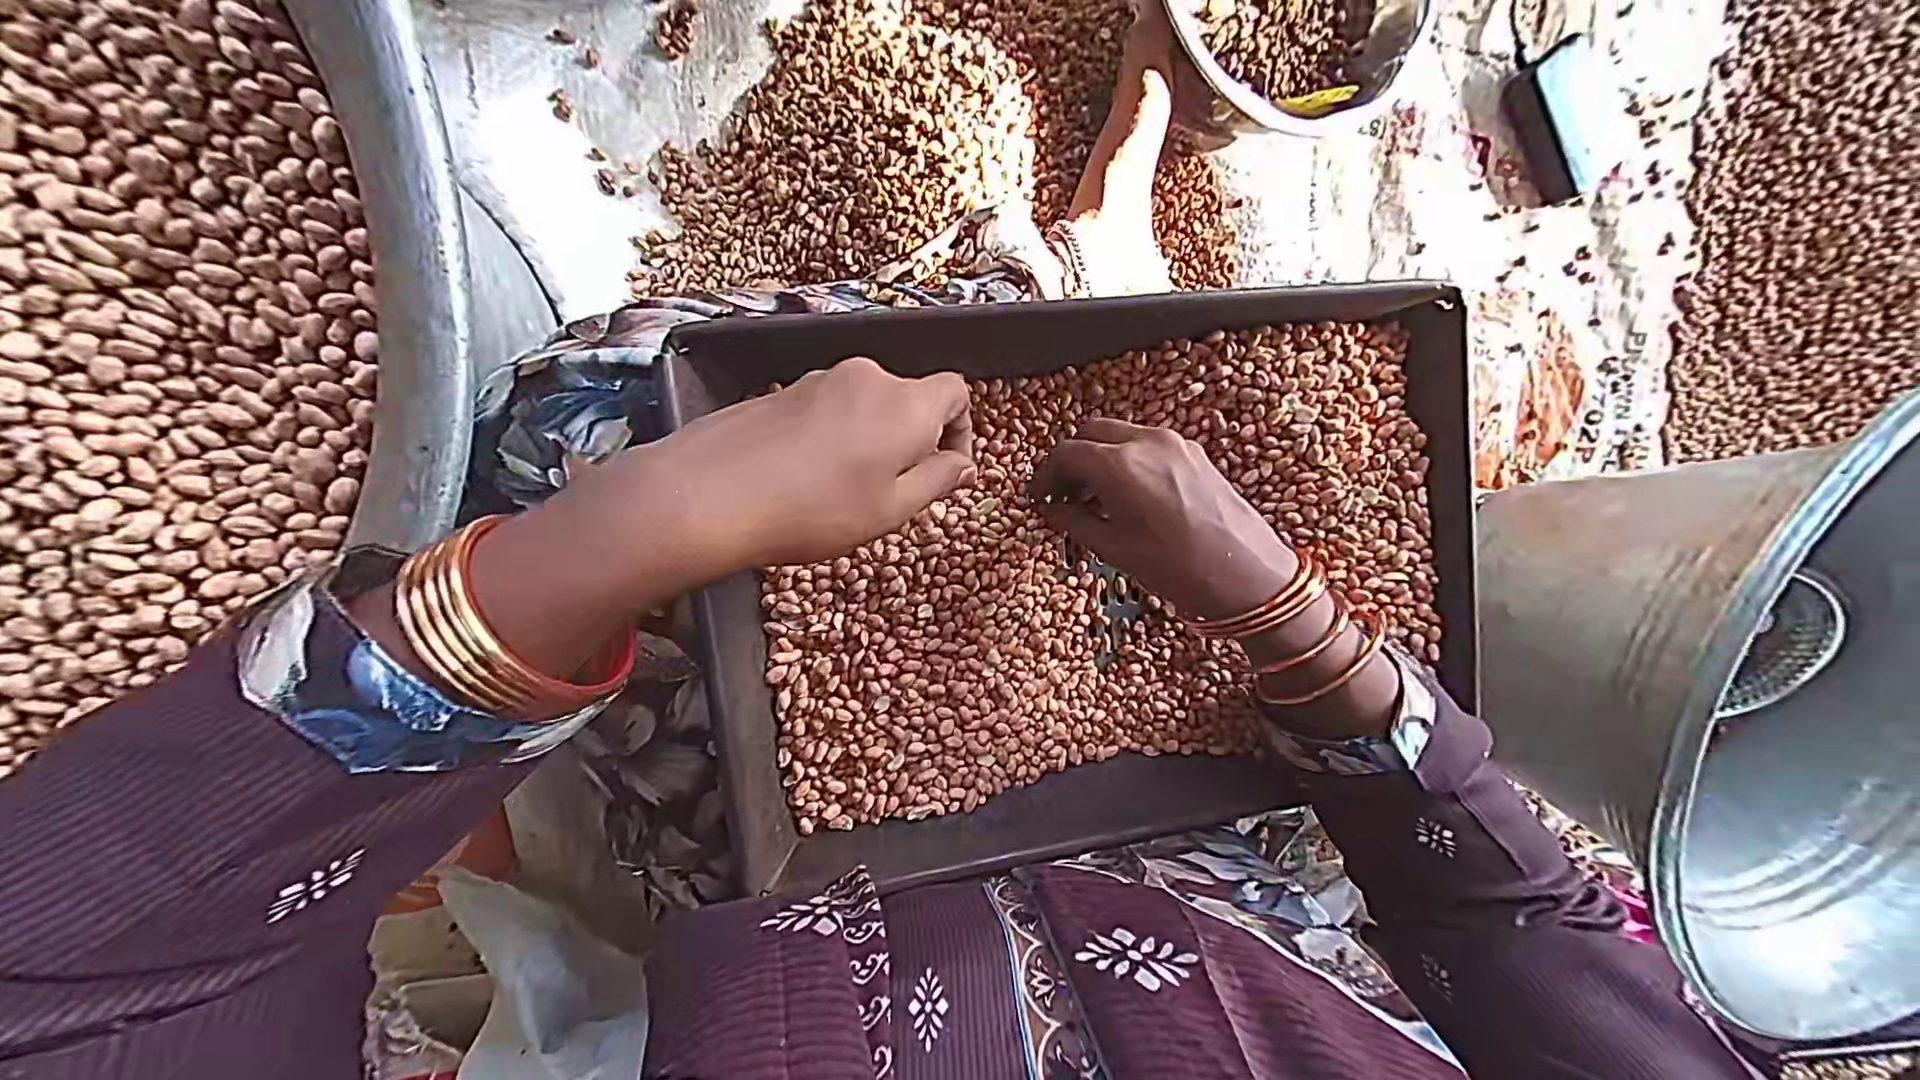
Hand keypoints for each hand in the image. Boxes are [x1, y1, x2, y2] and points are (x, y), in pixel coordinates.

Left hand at [645, 356, 975, 570]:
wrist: (710, 494)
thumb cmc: (811, 510)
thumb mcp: (891, 509)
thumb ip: (938, 480)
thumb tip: (963, 465)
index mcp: (905, 404)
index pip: (957, 392)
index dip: (963, 430)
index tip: (950, 467)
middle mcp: (867, 379)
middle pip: (912, 400)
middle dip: (916, 441)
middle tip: (897, 491)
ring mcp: (821, 380)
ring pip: (870, 406)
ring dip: (875, 440)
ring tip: (848, 490)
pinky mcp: (786, 390)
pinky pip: (832, 408)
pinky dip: (839, 436)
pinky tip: (813, 477)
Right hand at [1032, 418, 1294, 618]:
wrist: (1249, 576)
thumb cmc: (1179, 569)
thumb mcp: (1115, 549)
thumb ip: (1075, 521)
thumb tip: (1051, 509)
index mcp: (1120, 466)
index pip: (1066, 453)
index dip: (1046, 475)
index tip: (1040, 496)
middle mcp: (1147, 442)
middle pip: (1090, 433)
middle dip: (1071, 460)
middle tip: (1063, 494)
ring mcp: (1174, 443)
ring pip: (1118, 435)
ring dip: (1098, 458)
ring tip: (1092, 498)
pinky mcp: (1193, 453)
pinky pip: (1145, 444)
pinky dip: (1125, 459)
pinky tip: (1125, 495)